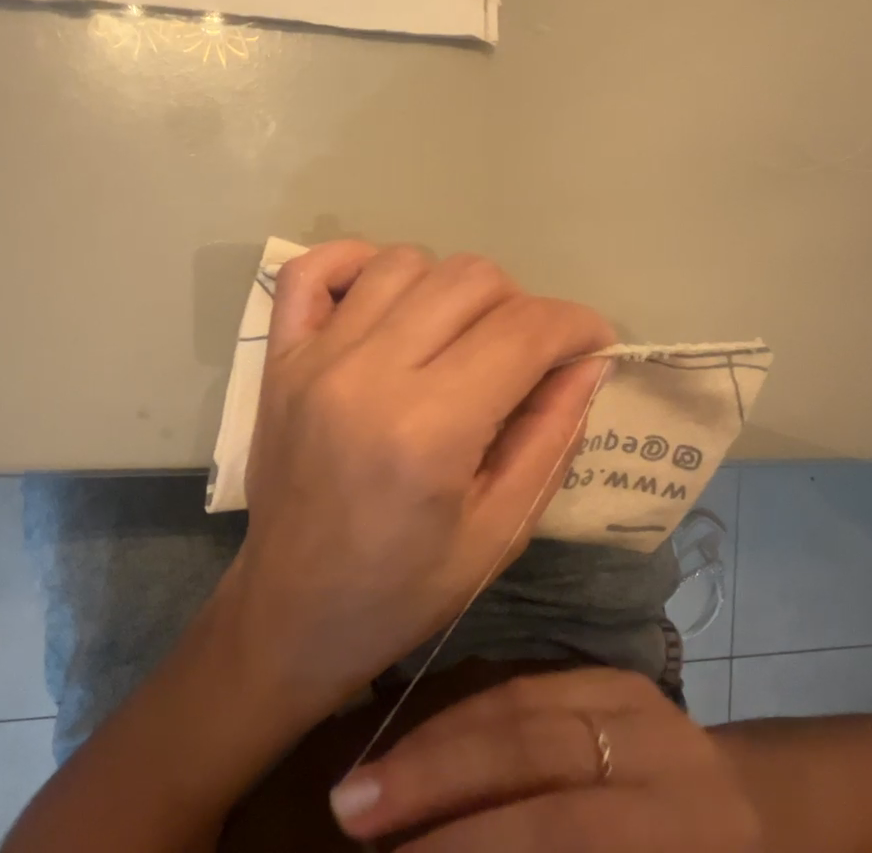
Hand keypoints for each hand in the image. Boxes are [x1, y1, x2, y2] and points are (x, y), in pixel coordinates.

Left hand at [218, 242, 613, 709]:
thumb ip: (551, 437)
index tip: (593, 346)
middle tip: (525, 358)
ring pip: (404, 262)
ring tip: (458, 339)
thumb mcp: (498, 531)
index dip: (578, 326)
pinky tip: (387, 302)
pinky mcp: (278, 357)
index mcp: (428, 429)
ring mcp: (314, 357)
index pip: (525, 329)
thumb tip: (588, 361)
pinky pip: (310, 268)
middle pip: (470, 278)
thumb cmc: (402, 589)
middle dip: (521, 308)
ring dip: (450, 289)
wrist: (292, 610)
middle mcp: (367, 374)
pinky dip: (357, 264)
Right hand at [330, 668, 762, 850]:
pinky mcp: (611, 674)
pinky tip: (412, 740)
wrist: (758, 816)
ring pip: (517, 701)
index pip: (566, 826)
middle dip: (433, 778)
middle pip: (533, 746)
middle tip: (349, 810)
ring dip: (432, 741)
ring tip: (365, 777)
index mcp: (682, 823)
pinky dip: (460, 713)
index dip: (475, 839)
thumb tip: (440, 845)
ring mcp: (636, 699)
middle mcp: (661, 750)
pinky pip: (521, 683)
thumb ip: (542, 848)